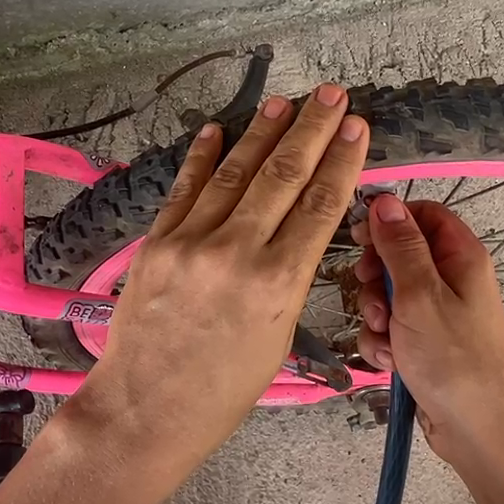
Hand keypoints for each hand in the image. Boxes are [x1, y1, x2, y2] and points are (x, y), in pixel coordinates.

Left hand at [82, 84, 369, 457]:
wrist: (146, 409)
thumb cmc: (221, 392)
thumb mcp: (277, 339)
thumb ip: (288, 280)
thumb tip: (296, 234)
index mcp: (278, 284)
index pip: (321, 206)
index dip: (342, 161)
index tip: (357, 128)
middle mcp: (237, 253)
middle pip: (283, 176)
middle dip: (311, 130)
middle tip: (330, 95)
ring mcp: (191, 242)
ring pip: (235, 173)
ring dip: (262, 133)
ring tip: (284, 102)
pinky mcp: (157, 242)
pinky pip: (185, 189)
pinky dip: (202, 157)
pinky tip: (216, 129)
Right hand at [352, 197, 503, 465]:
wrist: (478, 432)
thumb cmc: (454, 359)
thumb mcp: (420, 295)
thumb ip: (399, 246)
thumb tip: (384, 199)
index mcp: (460, 256)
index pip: (422, 214)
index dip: (390, 220)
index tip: (359, 236)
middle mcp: (450, 279)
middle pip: (398, 255)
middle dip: (376, 278)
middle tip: (372, 295)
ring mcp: (437, 313)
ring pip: (387, 294)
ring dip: (375, 316)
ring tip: (385, 339)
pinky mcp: (423, 343)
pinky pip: (390, 327)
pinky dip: (383, 342)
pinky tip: (389, 362)